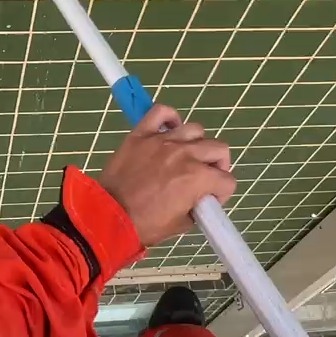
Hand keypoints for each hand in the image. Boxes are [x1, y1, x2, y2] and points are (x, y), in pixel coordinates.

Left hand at [98, 103, 234, 246]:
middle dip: (217, 166)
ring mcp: (162, 140)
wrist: (108, 215)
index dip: (222, 193)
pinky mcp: (141, 134)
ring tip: (186, 156)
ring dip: (197, 144)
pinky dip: (170, 117)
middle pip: (218, 149)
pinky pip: (161, 112)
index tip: (209, 200)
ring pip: (195, 130)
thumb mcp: (181, 224)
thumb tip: (199, 198)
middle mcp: (185, 154)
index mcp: (198, 178)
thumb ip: (197, 207)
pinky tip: (170, 130)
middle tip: (204, 177)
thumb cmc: (145, 224)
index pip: (227, 180)